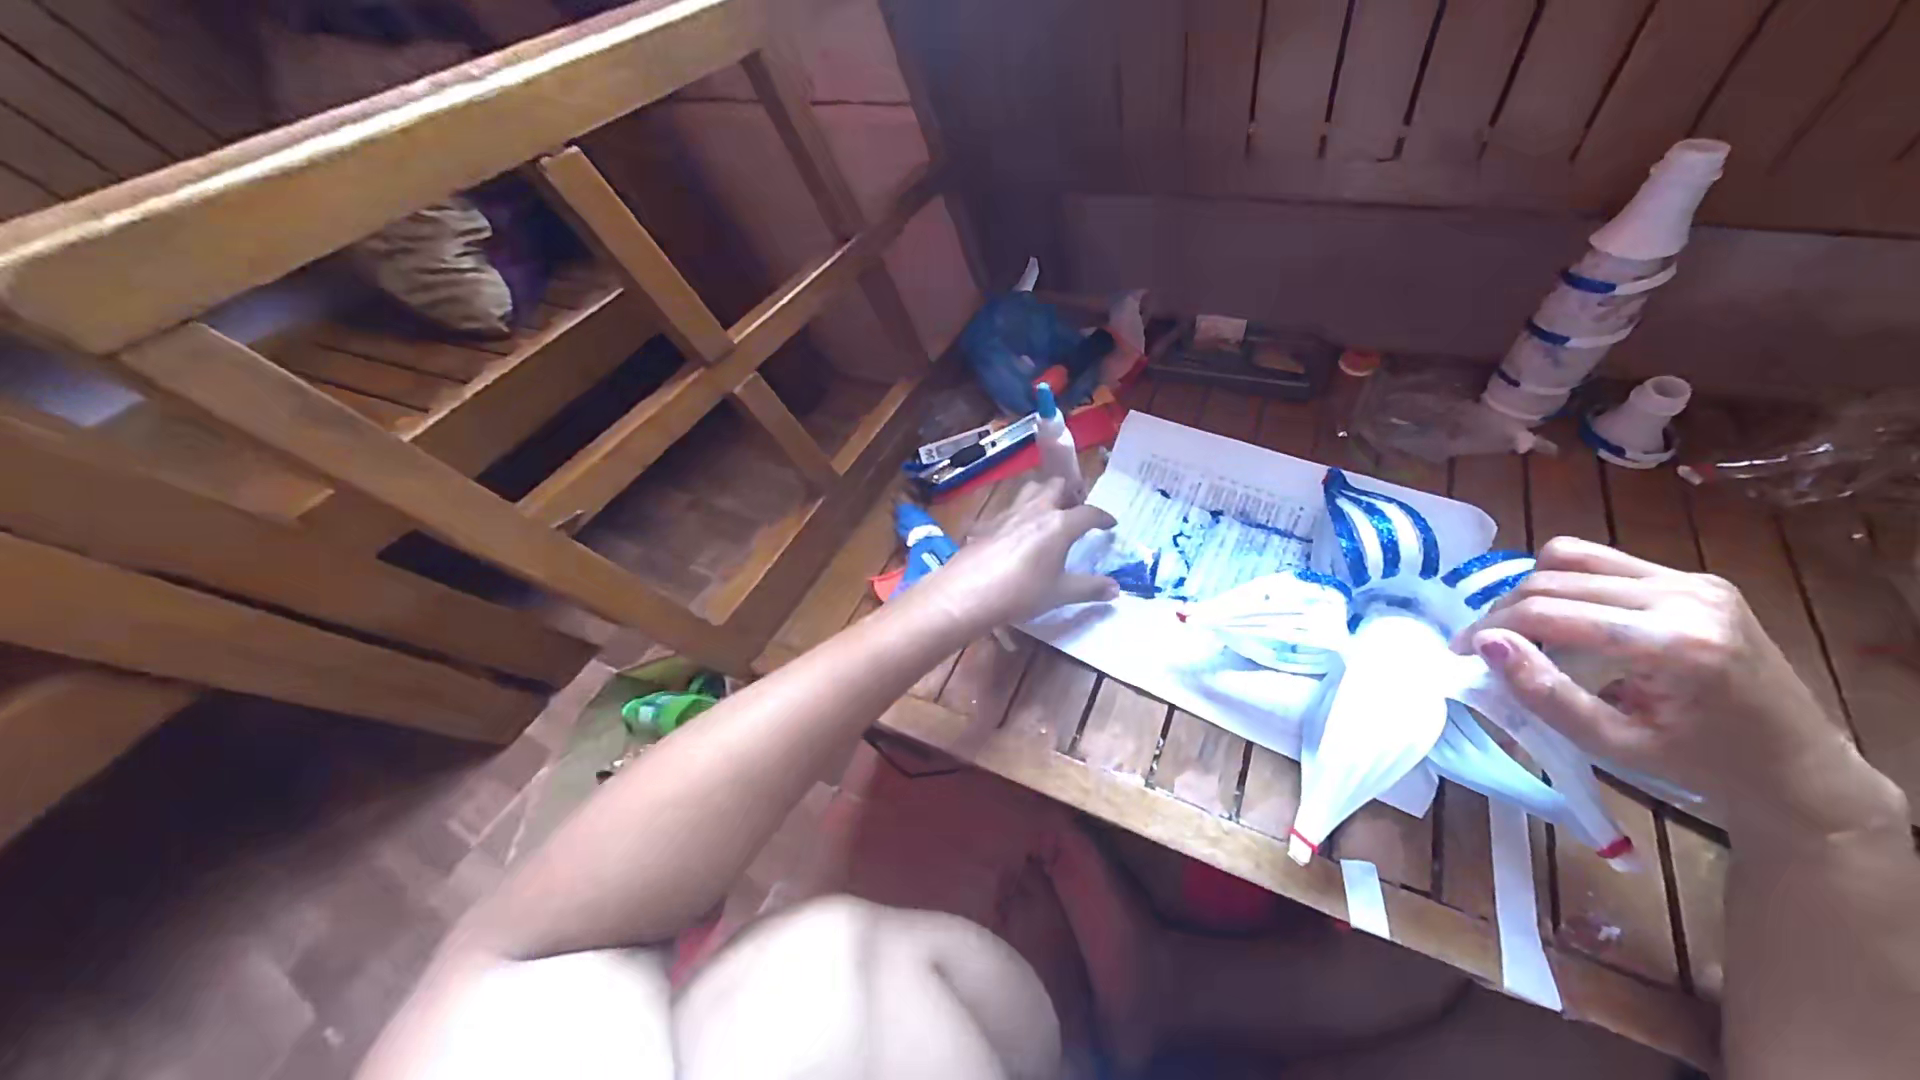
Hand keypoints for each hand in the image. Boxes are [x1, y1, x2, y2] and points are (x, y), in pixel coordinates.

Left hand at [922, 477, 1118, 630]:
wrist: (968, 592)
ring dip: (1042, 494)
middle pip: (1056, 485)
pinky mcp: (986, 523)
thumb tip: (1115, 589)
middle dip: (1069, 492)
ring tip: (1047, 512)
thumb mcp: (1060, 593)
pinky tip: (1013, 532)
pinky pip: (1006, 510)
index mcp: (1059, 524)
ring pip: (1029, 490)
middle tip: (1074, 509)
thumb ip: (1090, 588)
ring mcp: (1008, 513)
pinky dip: (1016, 515)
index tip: (1110, 523)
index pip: (1089, 512)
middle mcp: (1035, 510)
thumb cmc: (1021, 592)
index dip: (1103, 517)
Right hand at [1464, 536, 1907, 844]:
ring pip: (1570, 557)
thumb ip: (1543, 692)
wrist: (1801, 771)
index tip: (1461, 652)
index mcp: (1677, 643)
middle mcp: (1688, 597)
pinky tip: (1564, 618)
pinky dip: (1564, 584)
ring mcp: (1695, 581)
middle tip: (1484, 646)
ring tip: (1522, 630)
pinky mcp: (1694, 579)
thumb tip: (1485, 644)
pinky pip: (1600, 561)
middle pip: (1553, 580)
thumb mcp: (1612, 743)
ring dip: (1530, 591)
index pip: (1551, 613)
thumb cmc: (1702, 767)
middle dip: (1504, 610)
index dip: (1492, 628)